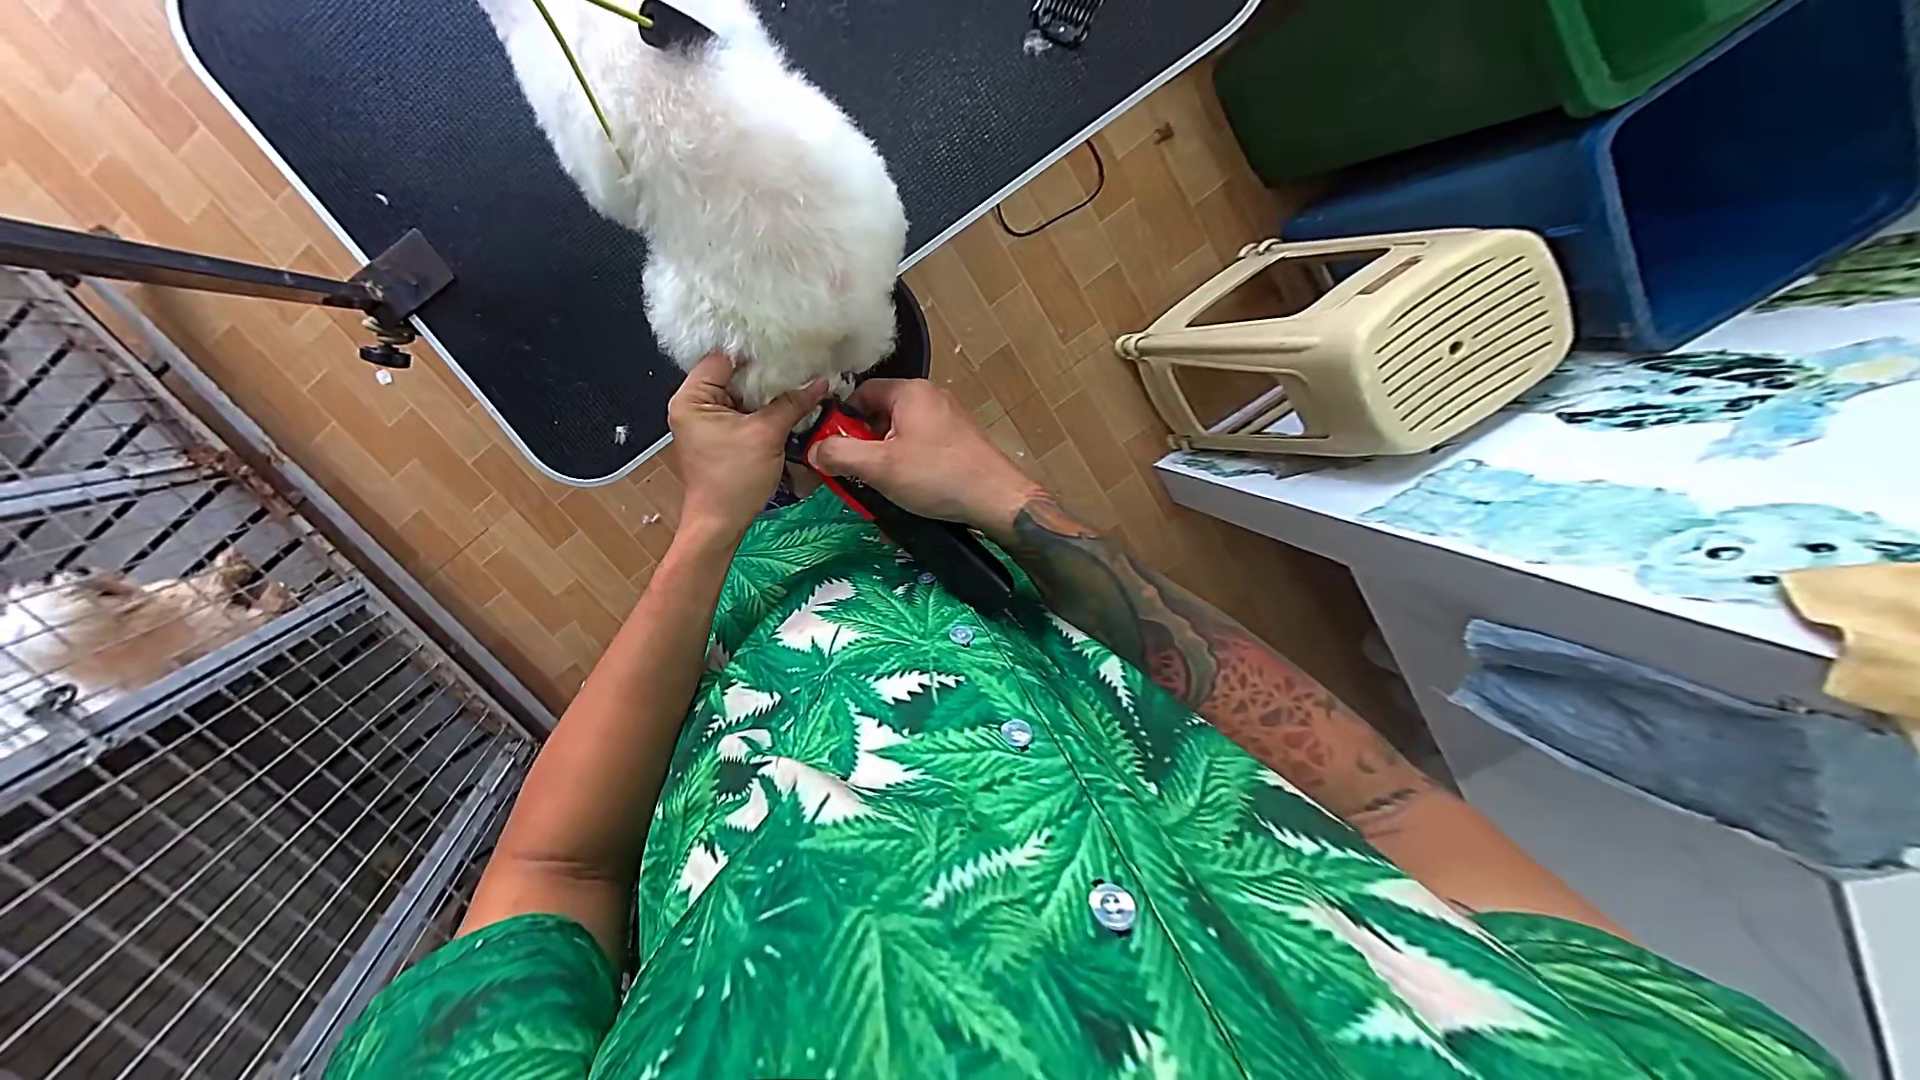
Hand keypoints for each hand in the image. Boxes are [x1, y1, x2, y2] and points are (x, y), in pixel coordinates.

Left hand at [668, 353, 826, 537]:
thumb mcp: (767, 434)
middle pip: (733, 374)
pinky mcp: (720, 435)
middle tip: (798, 367)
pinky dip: (764, 409)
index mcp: (691, 398)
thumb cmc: (734, 479)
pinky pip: (744, 412)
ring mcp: (707, 421)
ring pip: (742, 394)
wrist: (722, 522)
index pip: (723, 358)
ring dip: (768, 393)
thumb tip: (820, 383)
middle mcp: (693, 404)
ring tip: (798, 383)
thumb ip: (793, 403)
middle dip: (766, 374)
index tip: (786, 352)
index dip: (755, 354)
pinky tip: (788, 405)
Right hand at [808, 379, 1043, 538]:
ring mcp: (949, 421)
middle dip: (864, 446)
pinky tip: (907, 492)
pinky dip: (908, 468)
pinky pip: (921, 450)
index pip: (861, 393)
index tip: (833, 448)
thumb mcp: (879, 466)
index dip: (842, 420)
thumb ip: (839, 455)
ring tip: (881, 488)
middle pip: (881, 416)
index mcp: (910, 392)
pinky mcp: (960, 443)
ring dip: (885, 462)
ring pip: (901, 437)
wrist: (997, 499)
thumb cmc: (936, 475)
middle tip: (856, 474)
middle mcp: (931, 398)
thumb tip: (813, 451)